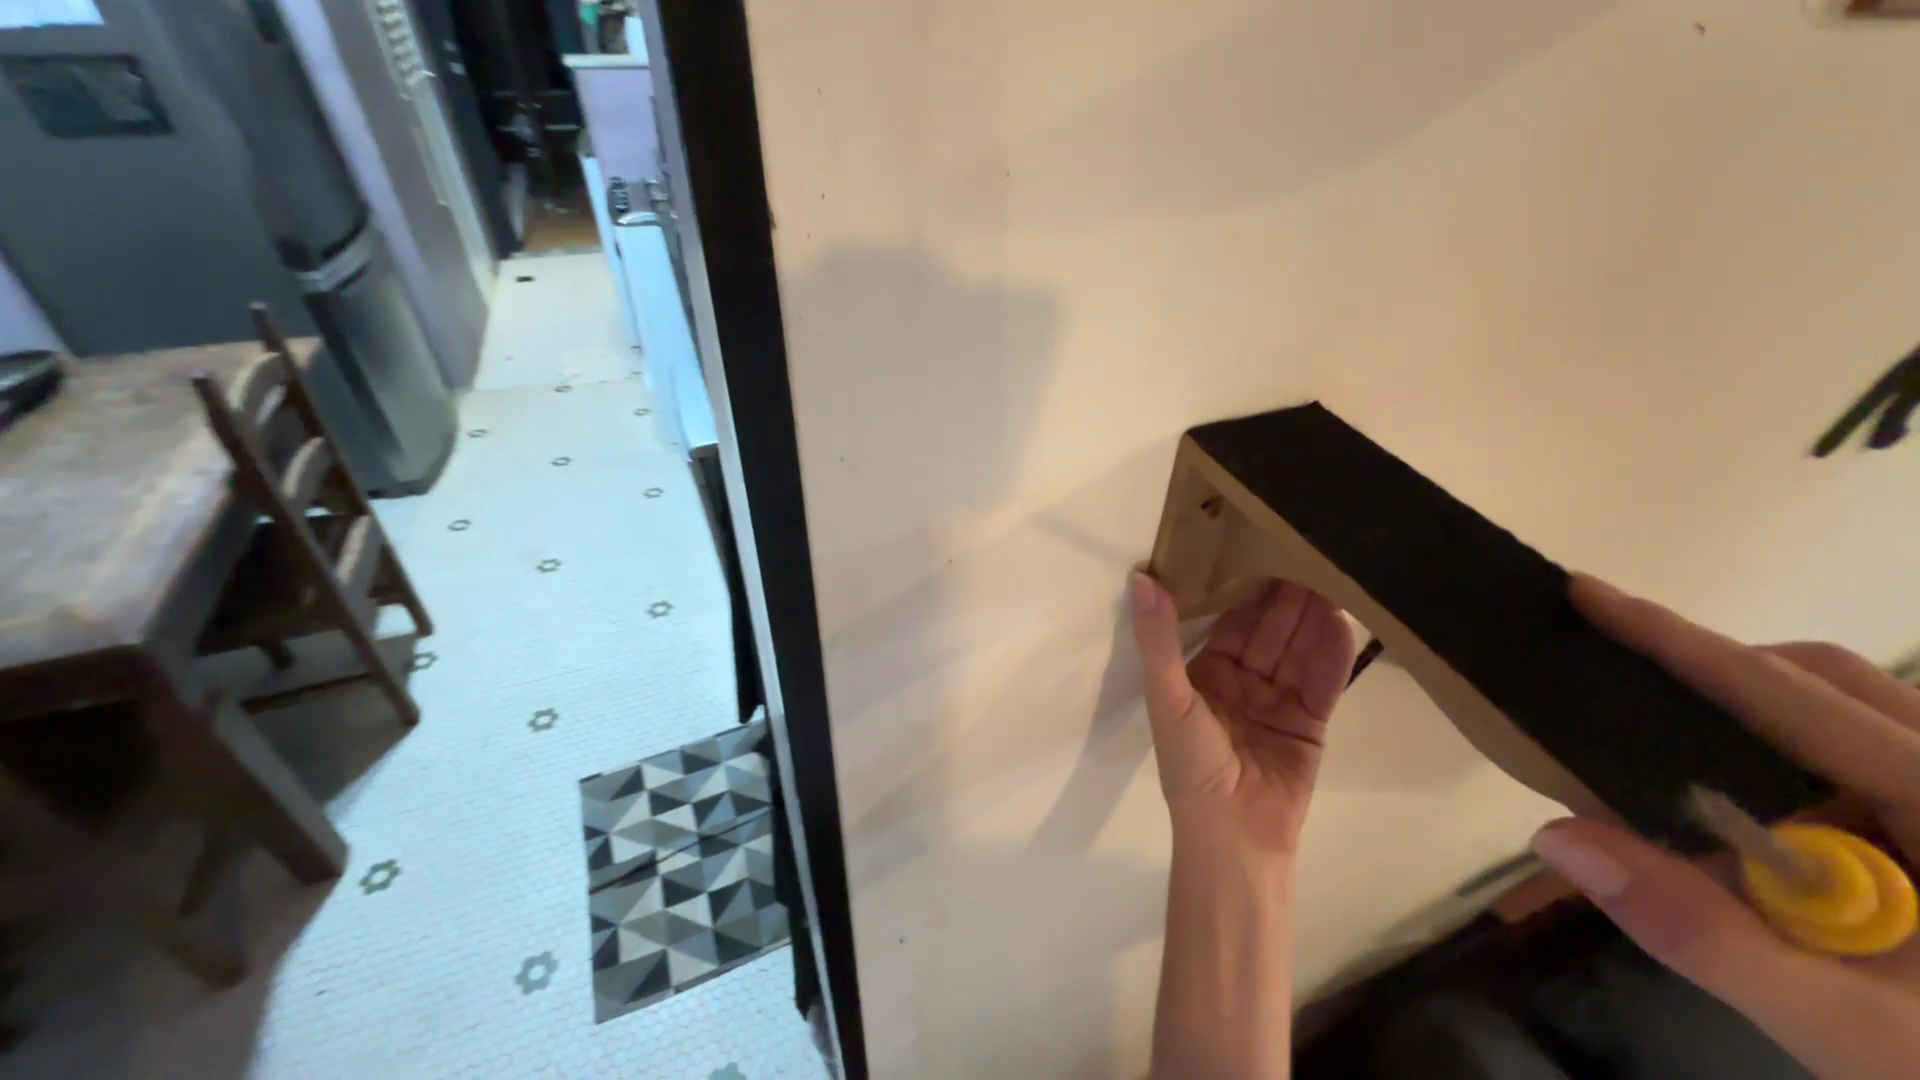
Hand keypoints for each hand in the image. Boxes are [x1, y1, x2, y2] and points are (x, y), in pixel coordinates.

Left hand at [1130, 572, 1355, 855]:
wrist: (1234, 836)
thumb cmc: (1190, 765)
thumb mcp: (1167, 697)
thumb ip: (1158, 639)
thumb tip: (1140, 578)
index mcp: (1205, 674)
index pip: (1230, 621)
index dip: (1245, 587)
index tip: (1259, 545)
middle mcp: (1244, 682)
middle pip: (1270, 630)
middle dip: (1286, 594)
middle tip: (1307, 548)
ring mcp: (1280, 701)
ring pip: (1299, 649)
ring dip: (1313, 615)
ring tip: (1331, 572)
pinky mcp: (1312, 723)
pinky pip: (1324, 681)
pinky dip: (1333, 653)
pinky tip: (1344, 620)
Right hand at [1532, 575, 1919, 1078]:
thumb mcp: (1854, 1031)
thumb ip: (1705, 933)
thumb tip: (1557, 836)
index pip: (1791, 695)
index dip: (1678, 640)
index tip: (1583, 593)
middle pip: (1827, 680)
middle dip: (1714, 672)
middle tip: (1620, 696)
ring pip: (1850, 710)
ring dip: (1751, 719)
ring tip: (1676, 764)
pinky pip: (1865, 753)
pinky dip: (1787, 763)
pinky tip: (1756, 820)